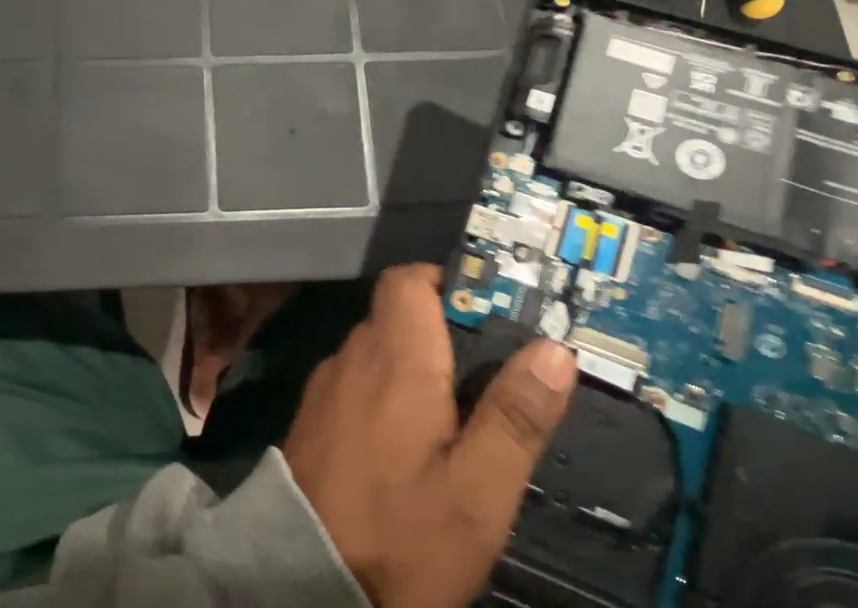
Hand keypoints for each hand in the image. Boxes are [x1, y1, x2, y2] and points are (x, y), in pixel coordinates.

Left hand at [283, 264, 576, 607]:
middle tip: (494, 374)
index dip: (449, 282)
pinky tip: (410, 441)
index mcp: (394, 360)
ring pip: (377, 352)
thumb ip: (515, 416)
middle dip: (445, 331)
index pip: (409, 280)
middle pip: (397, 315)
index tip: (493, 312)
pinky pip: (357, 385)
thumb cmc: (401, 537)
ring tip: (460, 412)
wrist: (302, 585)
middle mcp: (352, 360)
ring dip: (417, 366)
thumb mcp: (478, 489)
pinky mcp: (312, 425)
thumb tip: (554, 349)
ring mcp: (325, 392)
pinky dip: (387, 393)